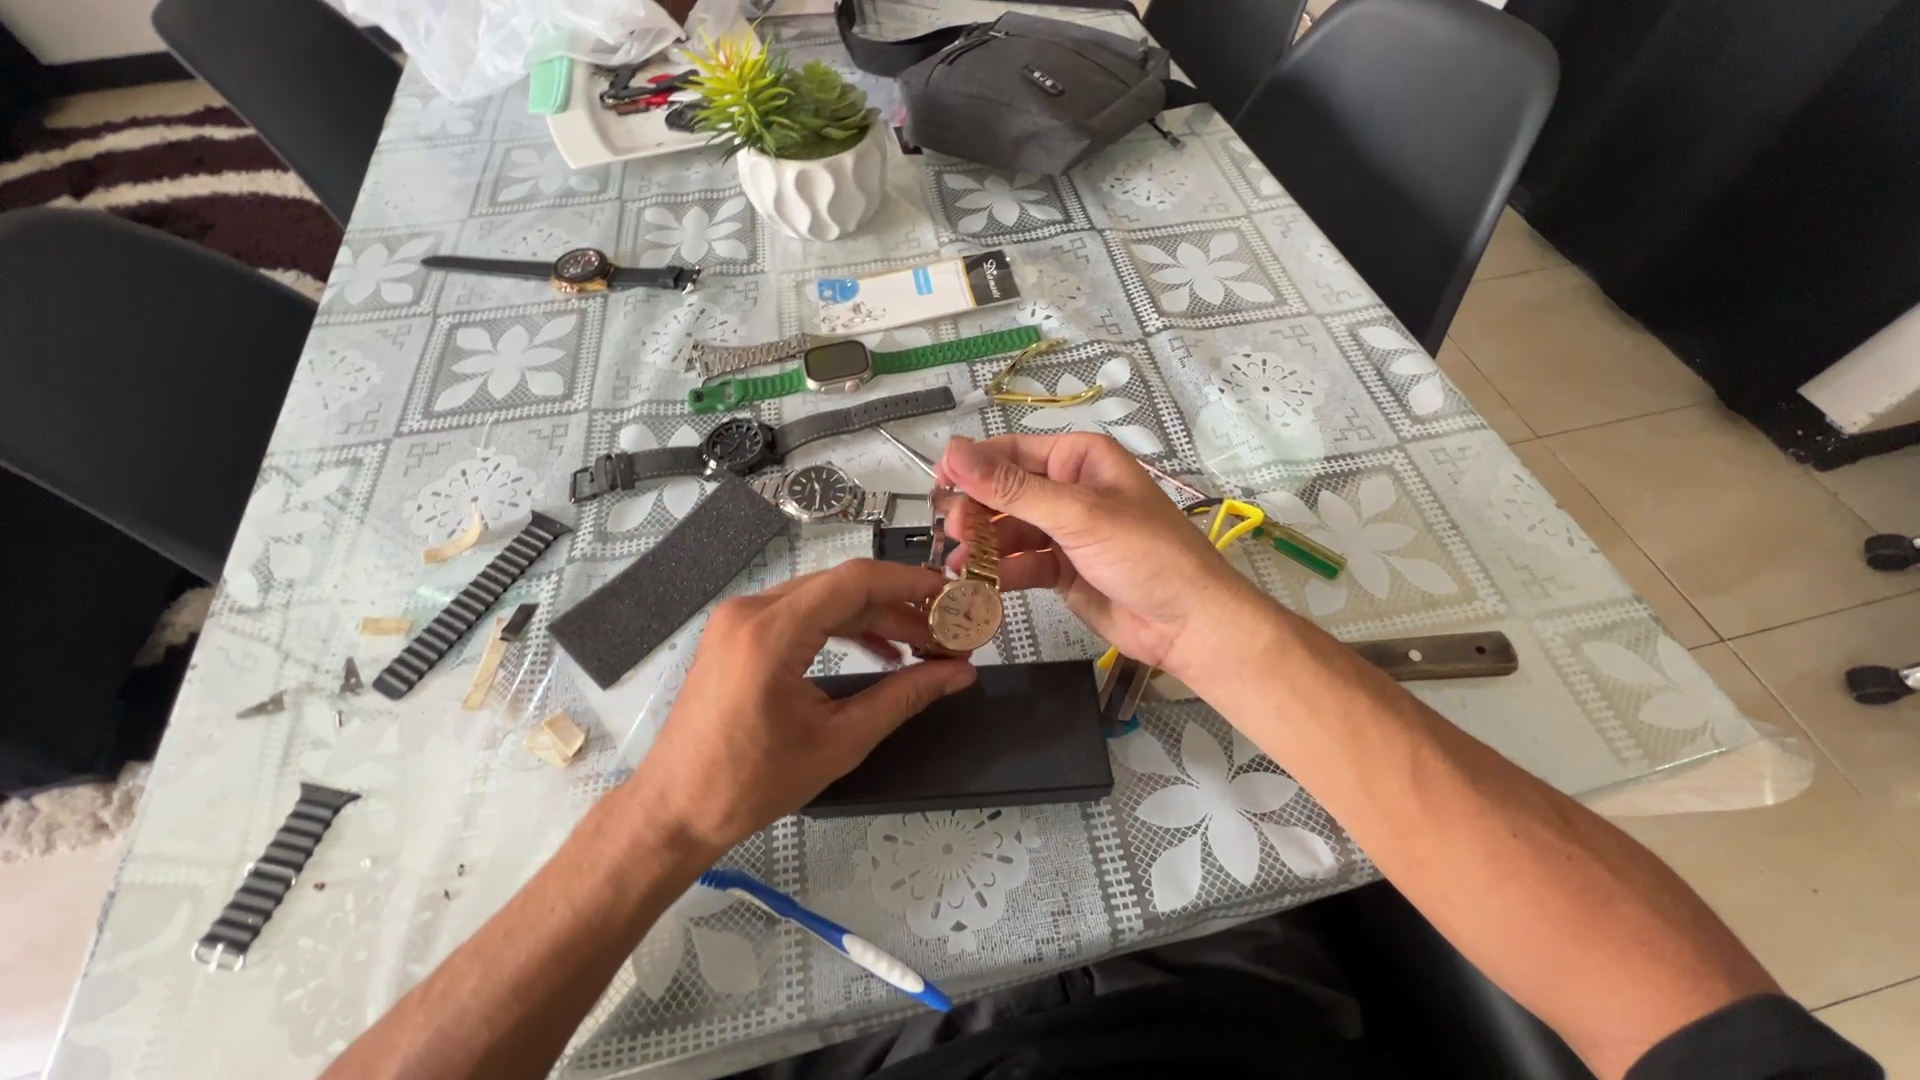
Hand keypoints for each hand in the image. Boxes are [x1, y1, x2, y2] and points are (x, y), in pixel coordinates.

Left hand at [629, 561, 975, 855]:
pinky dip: (840, 627)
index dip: (910, 582)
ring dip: (873, 618)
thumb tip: (959, 674)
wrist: (677, 808)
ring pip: (822, 598)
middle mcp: (750, 611)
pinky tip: (878, 651)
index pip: (854, 582)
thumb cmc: (753, 783)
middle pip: (841, 588)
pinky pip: (800, 614)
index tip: (951, 596)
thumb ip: (903, 697)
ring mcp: (739, 619)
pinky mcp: (736, 633)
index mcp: (771, 633)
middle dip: (898, 607)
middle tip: (945, 634)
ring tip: (920, 645)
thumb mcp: (839, 741)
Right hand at [938, 433, 1270, 681]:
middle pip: (1005, 493)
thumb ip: (1011, 488)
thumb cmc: (1144, 553)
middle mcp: (1069, 490)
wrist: (1187, 623)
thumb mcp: (1077, 514)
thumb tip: (953, 452)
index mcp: (1079, 459)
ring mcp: (1065, 532)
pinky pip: (1021, 564)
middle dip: (976, 511)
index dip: (972, 465)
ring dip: (983, 546)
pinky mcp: (1061, 570)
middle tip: (952, 531)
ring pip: (1009, 531)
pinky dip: (1000, 573)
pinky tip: (978, 584)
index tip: (936, 484)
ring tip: (959, 563)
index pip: (1012, 451)